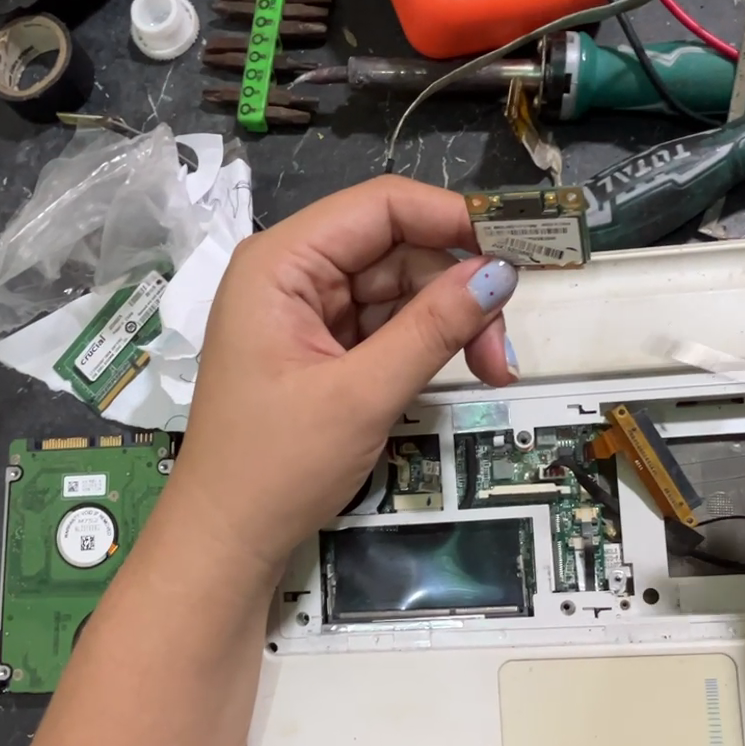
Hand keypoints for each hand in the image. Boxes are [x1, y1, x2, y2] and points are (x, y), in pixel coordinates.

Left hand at [165, 176, 517, 575]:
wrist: (229, 539)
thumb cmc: (278, 466)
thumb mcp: (362, 395)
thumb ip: (432, 329)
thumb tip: (501, 274)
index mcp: (282, 263)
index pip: (379, 206)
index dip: (450, 219)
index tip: (515, 250)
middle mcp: (294, 275)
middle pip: (396, 251)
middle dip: (456, 290)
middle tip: (504, 348)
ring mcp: (310, 315)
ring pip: (400, 291)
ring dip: (450, 324)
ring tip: (493, 370)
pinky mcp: (325, 351)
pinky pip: (387, 328)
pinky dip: (427, 346)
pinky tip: (462, 369)